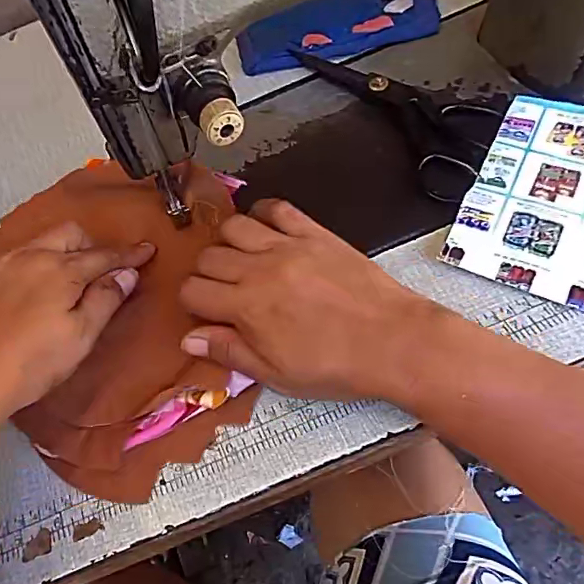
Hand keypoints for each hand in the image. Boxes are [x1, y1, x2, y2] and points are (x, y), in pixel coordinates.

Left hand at [0, 223, 153, 425]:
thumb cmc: (32, 362)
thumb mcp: (81, 336)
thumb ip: (105, 300)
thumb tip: (126, 274)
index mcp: (61, 269)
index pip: (104, 255)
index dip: (128, 255)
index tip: (147, 251)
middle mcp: (31, 256)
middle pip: (70, 234)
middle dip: (92, 243)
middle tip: (106, 267)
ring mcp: (3, 266)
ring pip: (42, 241)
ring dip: (64, 249)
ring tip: (73, 275)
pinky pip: (20, 255)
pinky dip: (39, 260)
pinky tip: (38, 285)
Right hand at [179, 199, 449, 401]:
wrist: (394, 342)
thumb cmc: (336, 366)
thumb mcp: (276, 374)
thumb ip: (229, 352)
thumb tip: (189, 339)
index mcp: (247, 306)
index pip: (193, 290)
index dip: (192, 303)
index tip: (206, 313)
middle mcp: (260, 269)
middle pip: (208, 257)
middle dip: (206, 275)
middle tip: (222, 292)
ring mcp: (288, 246)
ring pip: (233, 226)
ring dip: (227, 243)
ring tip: (240, 262)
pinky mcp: (315, 234)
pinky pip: (277, 208)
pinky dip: (262, 213)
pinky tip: (264, 231)